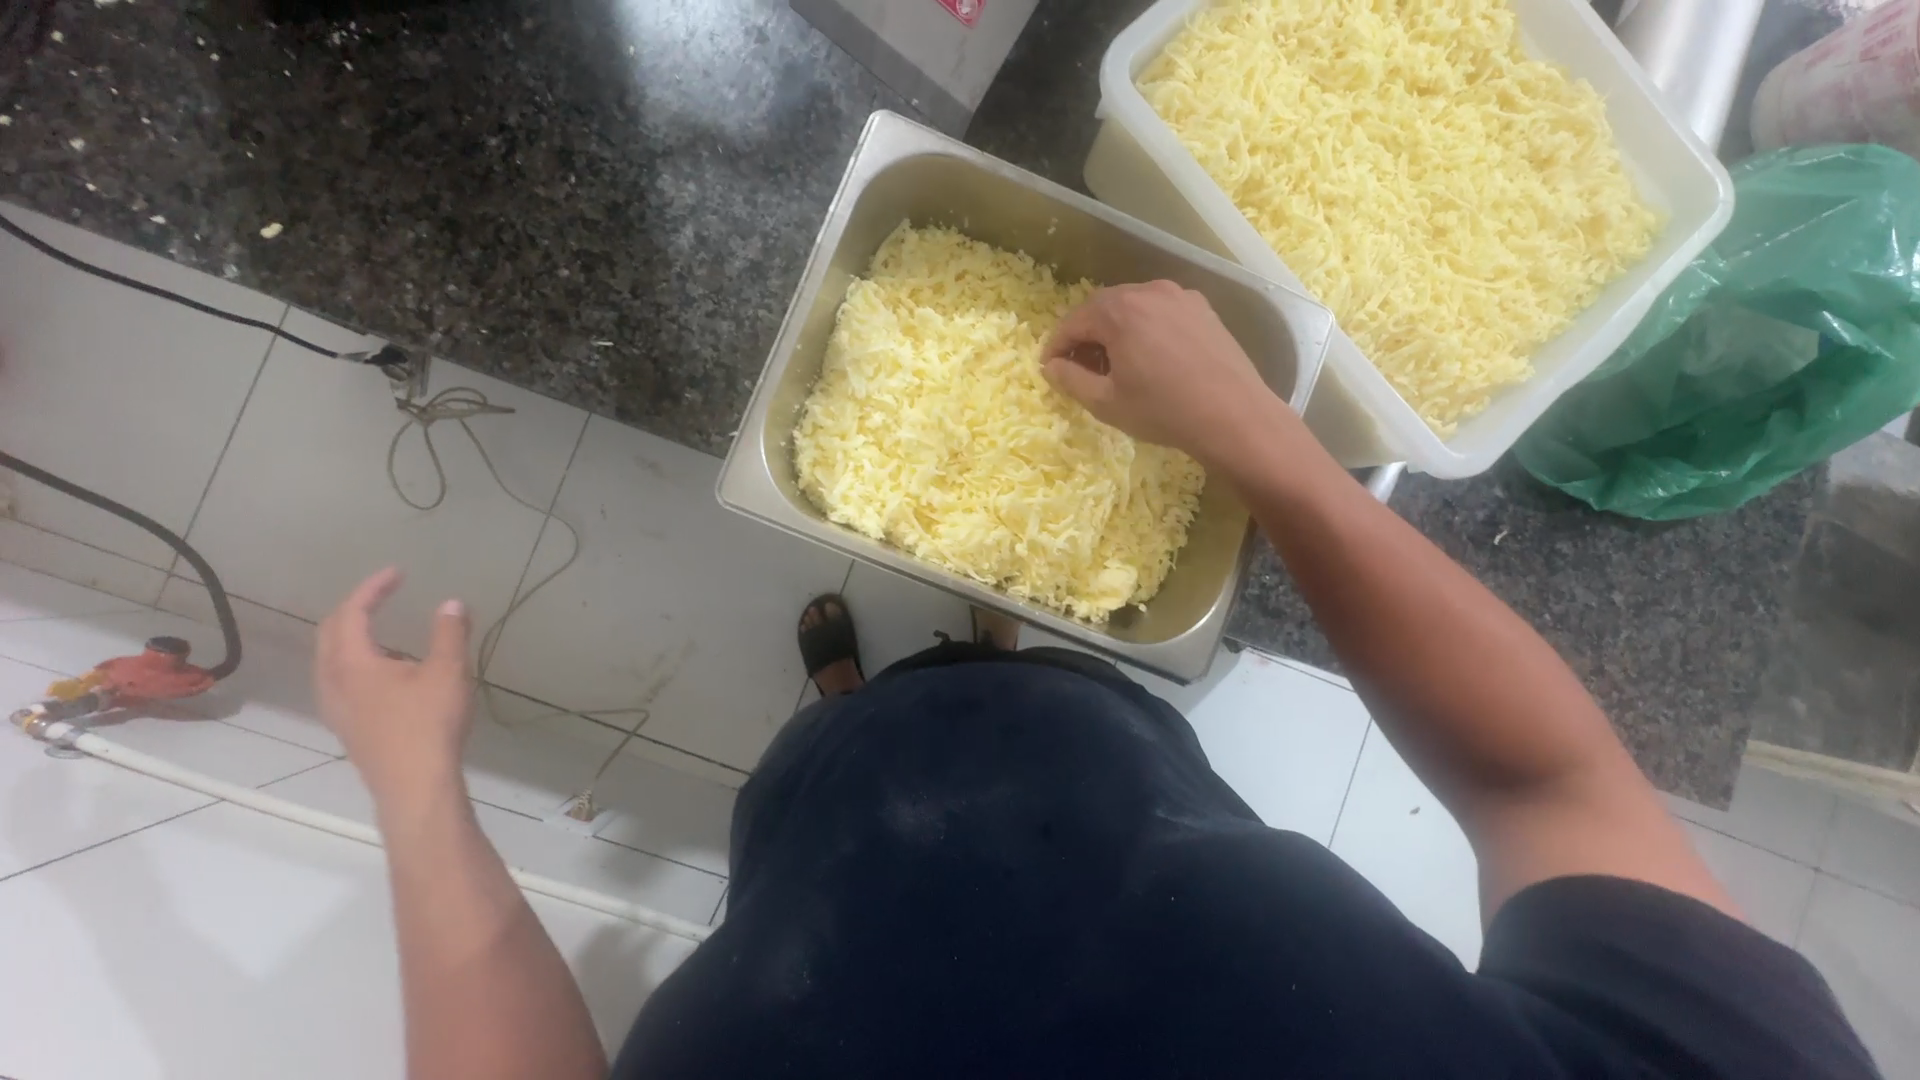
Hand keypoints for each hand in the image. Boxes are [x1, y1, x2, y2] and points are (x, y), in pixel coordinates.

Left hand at [315, 567, 474, 811]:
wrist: (414, 783)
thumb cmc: (429, 723)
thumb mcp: (448, 672)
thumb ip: (449, 633)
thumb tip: (451, 603)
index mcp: (352, 663)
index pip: (352, 613)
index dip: (373, 589)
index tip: (398, 574)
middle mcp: (332, 681)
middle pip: (330, 634)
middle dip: (354, 609)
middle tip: (382, 595)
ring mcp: (335, 707)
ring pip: (330, 660)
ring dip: (350, 636)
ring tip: (381, 629)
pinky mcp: (346, 726)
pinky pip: (338, 680)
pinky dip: (354, 660)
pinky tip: (383, 672)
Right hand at [1042, 281, 1300, 468]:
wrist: (1234, 415)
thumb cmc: (1163, 411)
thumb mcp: (1106, 402)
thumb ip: (1071, 379)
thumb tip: (1052, 366)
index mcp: (1119, 310)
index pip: (1073, 322)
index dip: (1056, 346)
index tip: (1049, 369)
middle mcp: (1148, 291)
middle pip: (1103, 308)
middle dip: (1086, 335)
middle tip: (1078, 367)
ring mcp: (1180, 297)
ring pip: (1134, 308)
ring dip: (1116, 331)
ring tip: (1114, 364)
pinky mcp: (1203, 309)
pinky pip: (1161, 313)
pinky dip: (1145, 329)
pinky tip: (1149, 359)